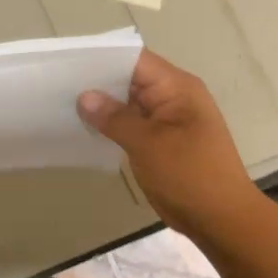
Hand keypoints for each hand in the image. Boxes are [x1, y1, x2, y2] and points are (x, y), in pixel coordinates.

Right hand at [77, 51, 262, 237]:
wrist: (221, 219)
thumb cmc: (189, 175)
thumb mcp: (148, 144)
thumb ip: (114, 118)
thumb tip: (84, 96)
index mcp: (177, 88)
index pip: (135, 60)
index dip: (103, 58)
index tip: (69, 63)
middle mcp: (173, 97)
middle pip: (130, 78)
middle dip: (97, 82)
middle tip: (57, 85)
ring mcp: (167, 120)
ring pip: (128, 102)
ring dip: (102, 105)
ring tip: (62, 104)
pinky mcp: (161, 141)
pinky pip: (132, 124)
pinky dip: (111, 125)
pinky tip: (84, 129)